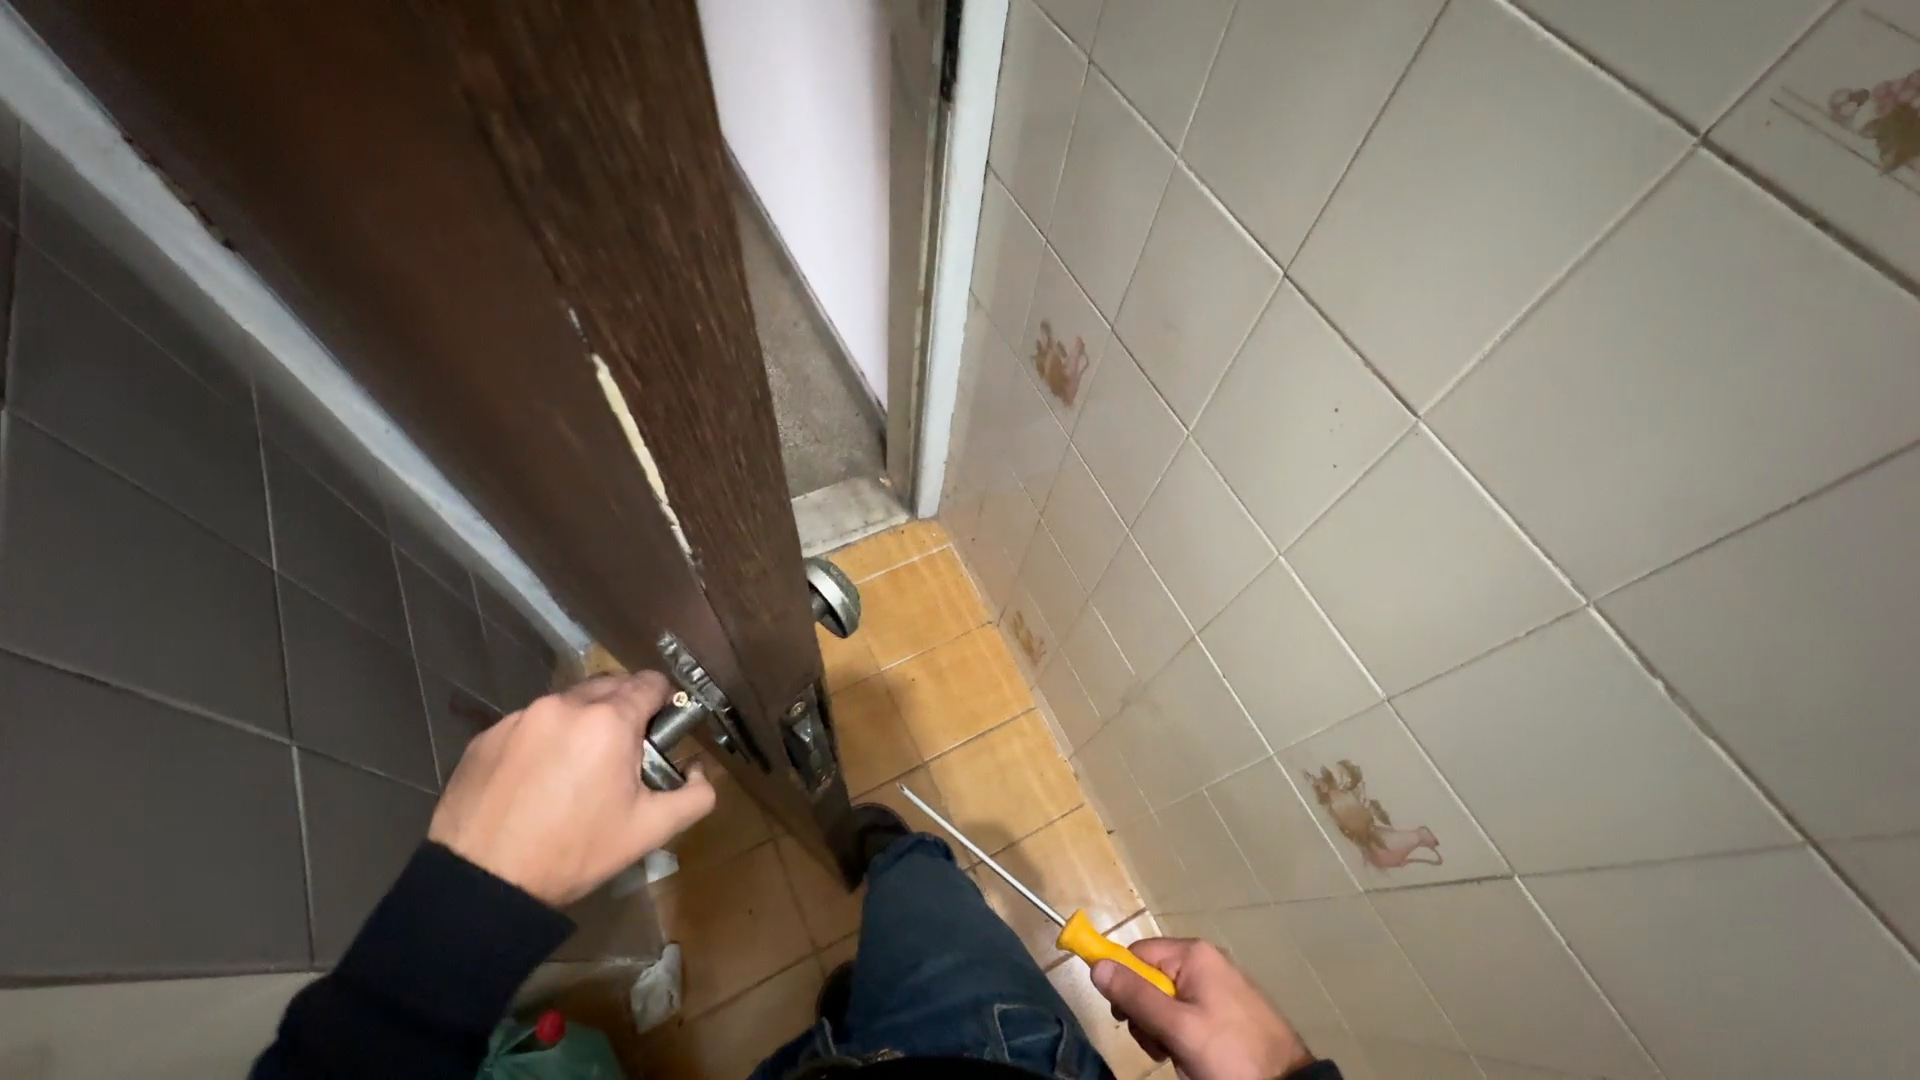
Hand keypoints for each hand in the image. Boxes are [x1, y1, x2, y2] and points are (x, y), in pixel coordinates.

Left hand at [428, 671, 716, 906]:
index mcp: (610, 721)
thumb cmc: (574, 852)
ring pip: (568, 703)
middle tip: (622, 752)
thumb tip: (699, 771)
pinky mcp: (487, 736)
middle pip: (610, 685)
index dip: (663, 702)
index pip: (651, 683)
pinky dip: (543, 739)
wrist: (482, 884)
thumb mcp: (649, 831)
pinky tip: (536, 779)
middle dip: (624, 708)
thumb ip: (695, 796)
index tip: (659, 731)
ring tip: (575, 768)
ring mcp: (521, 717)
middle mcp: (565, 705)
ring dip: (582, 722)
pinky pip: (530, 723)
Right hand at [1093, 937, 1314, 1079]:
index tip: (1122, 1018)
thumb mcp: (1177, 1028)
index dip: (1123, 983)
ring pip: (1167, 1003)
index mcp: (1193, 954)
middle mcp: (1205, 962)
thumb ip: (1135, 996)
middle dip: (1147, 1016)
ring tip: (1180, 1058)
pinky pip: (1189, 1016)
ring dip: (1164, 1033)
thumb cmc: (1230, 1054)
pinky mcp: (1228, 1012)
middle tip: (1159, 1045)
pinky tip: (1195, 1061)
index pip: (1136, 954)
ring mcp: (1219, 987)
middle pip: (1151, 979)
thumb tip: (1095, 965)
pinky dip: (1184, 1039)